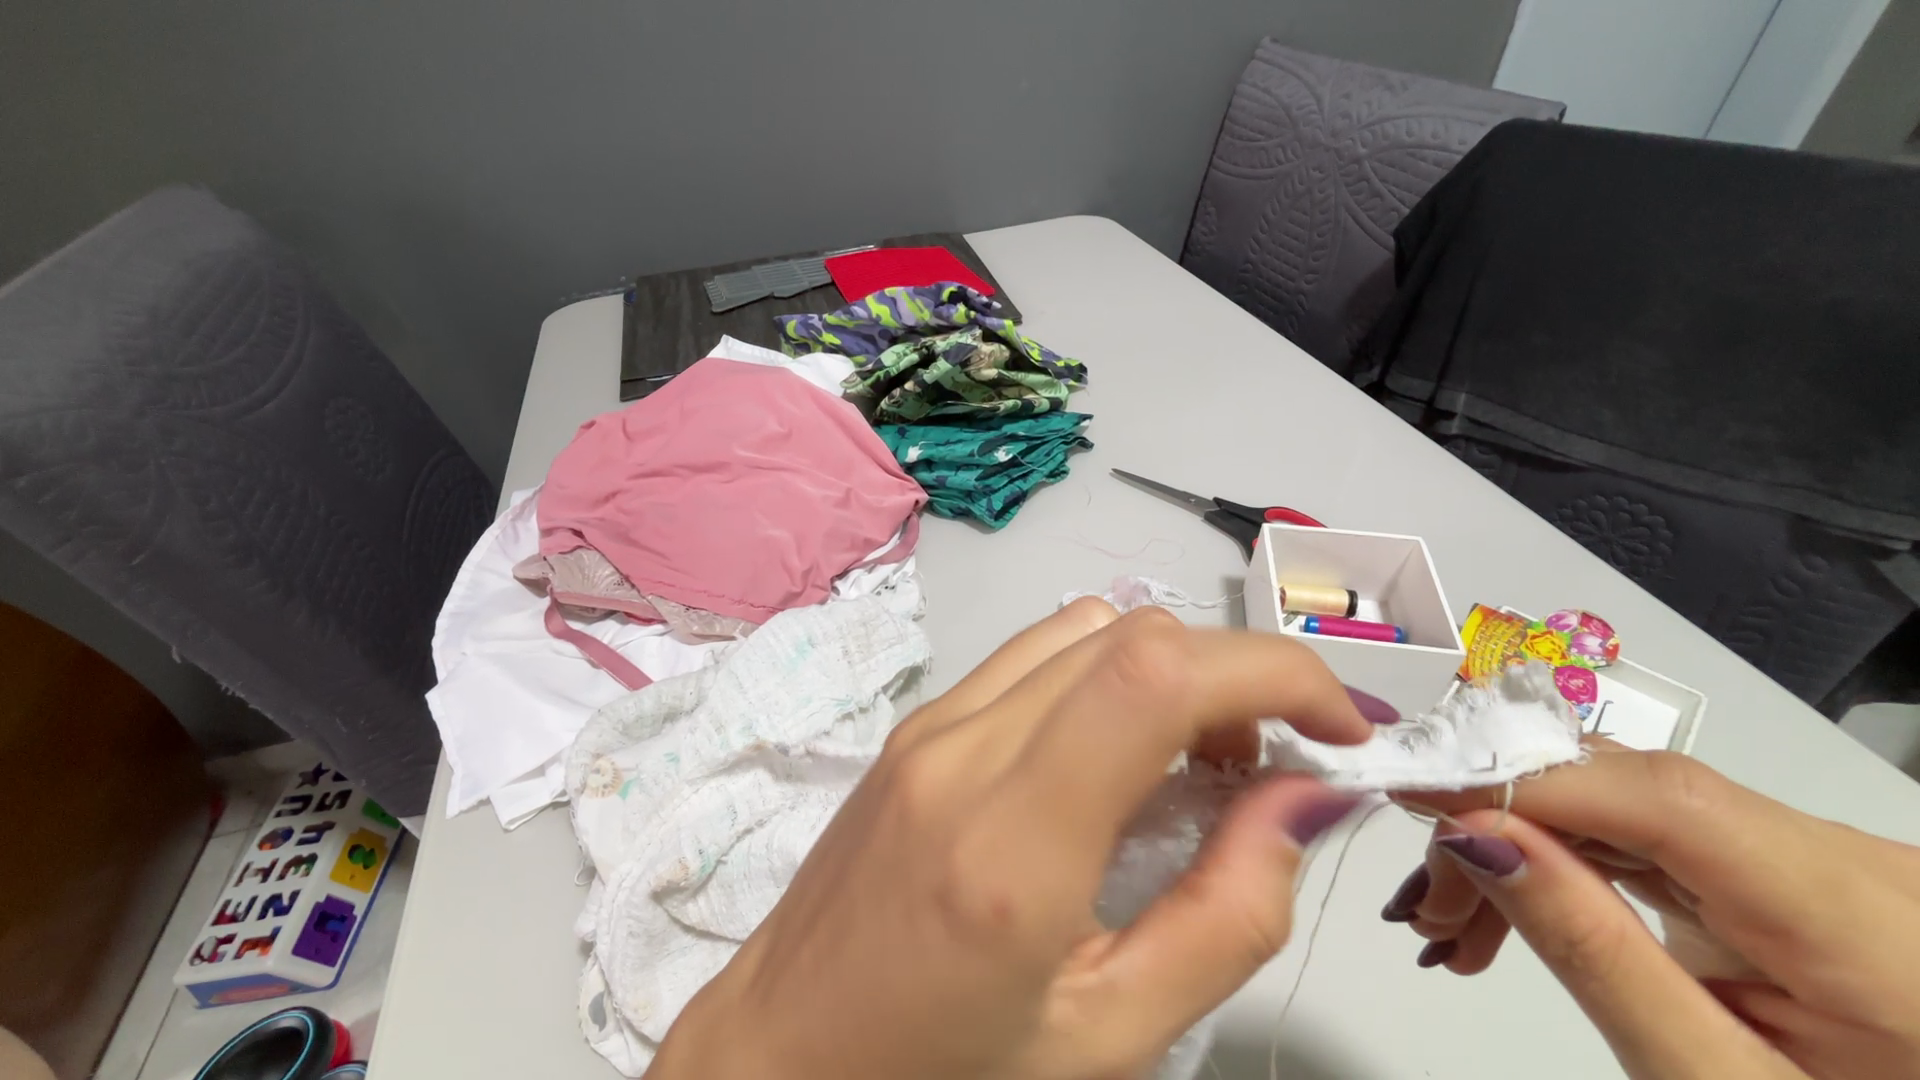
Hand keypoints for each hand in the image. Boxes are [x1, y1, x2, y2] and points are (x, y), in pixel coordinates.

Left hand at [652, 600, 1377, 1078]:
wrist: (783, 1047)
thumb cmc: (944, 1069)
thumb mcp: (1110, 1031)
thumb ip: (1226, 913)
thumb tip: (1305, 797)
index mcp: (1012, 839)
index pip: (1155, 675)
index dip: (1272, 670)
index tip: (1337, 727)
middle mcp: (963, 749)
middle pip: (1132, 635)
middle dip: (1238, 675)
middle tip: (1270, 764)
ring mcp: (931, 724)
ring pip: (1085, 628)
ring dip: (1172, 668)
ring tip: (1197, 758)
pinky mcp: (917, 723)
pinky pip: (1034, 655)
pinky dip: (1108, 672)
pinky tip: (1115, 750)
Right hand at [1383, 743, 1919, 1078]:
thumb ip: (1594, 952)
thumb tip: (1474, 836)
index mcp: (1861, 917)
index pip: (1660, 796)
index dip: (1523, 778)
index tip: (1410, 793)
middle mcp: (1846, 854)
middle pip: (1626, 792)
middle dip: (1502, 828)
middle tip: (1429, 909)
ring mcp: (1816, 856)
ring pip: (1618, 807)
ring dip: (1520, 849)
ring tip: (1455, 925)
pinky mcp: (1781, 868)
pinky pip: (1643, 836)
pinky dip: (1564, 864)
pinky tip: (1513, 905)